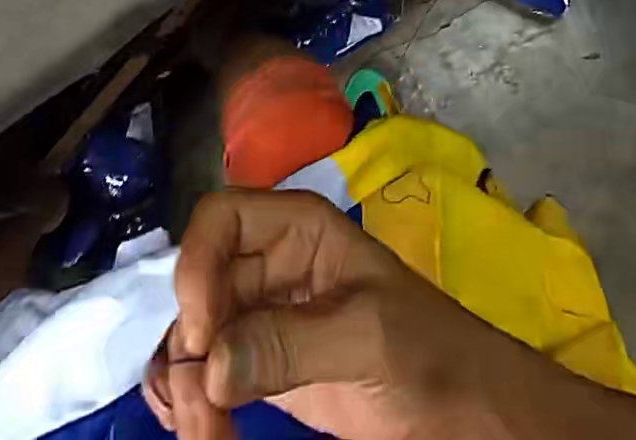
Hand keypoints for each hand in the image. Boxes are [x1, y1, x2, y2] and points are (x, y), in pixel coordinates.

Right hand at [141, 189, 552, 439]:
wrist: (451, 397)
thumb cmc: (423, 345)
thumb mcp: (367, 334)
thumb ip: (291, 342)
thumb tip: (212, 364)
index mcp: (302, 229)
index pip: (222, 217)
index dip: (199, 266)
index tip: (207, 334)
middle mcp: (272, 262)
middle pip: (195, 287)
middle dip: (187, 351)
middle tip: (203, 417)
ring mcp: (261, 313)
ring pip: (189, 337)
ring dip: (184, 391)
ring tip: (212, 435)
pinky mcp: (256, 363)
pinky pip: (199, 374)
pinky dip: (190, 406)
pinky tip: (211, 431)